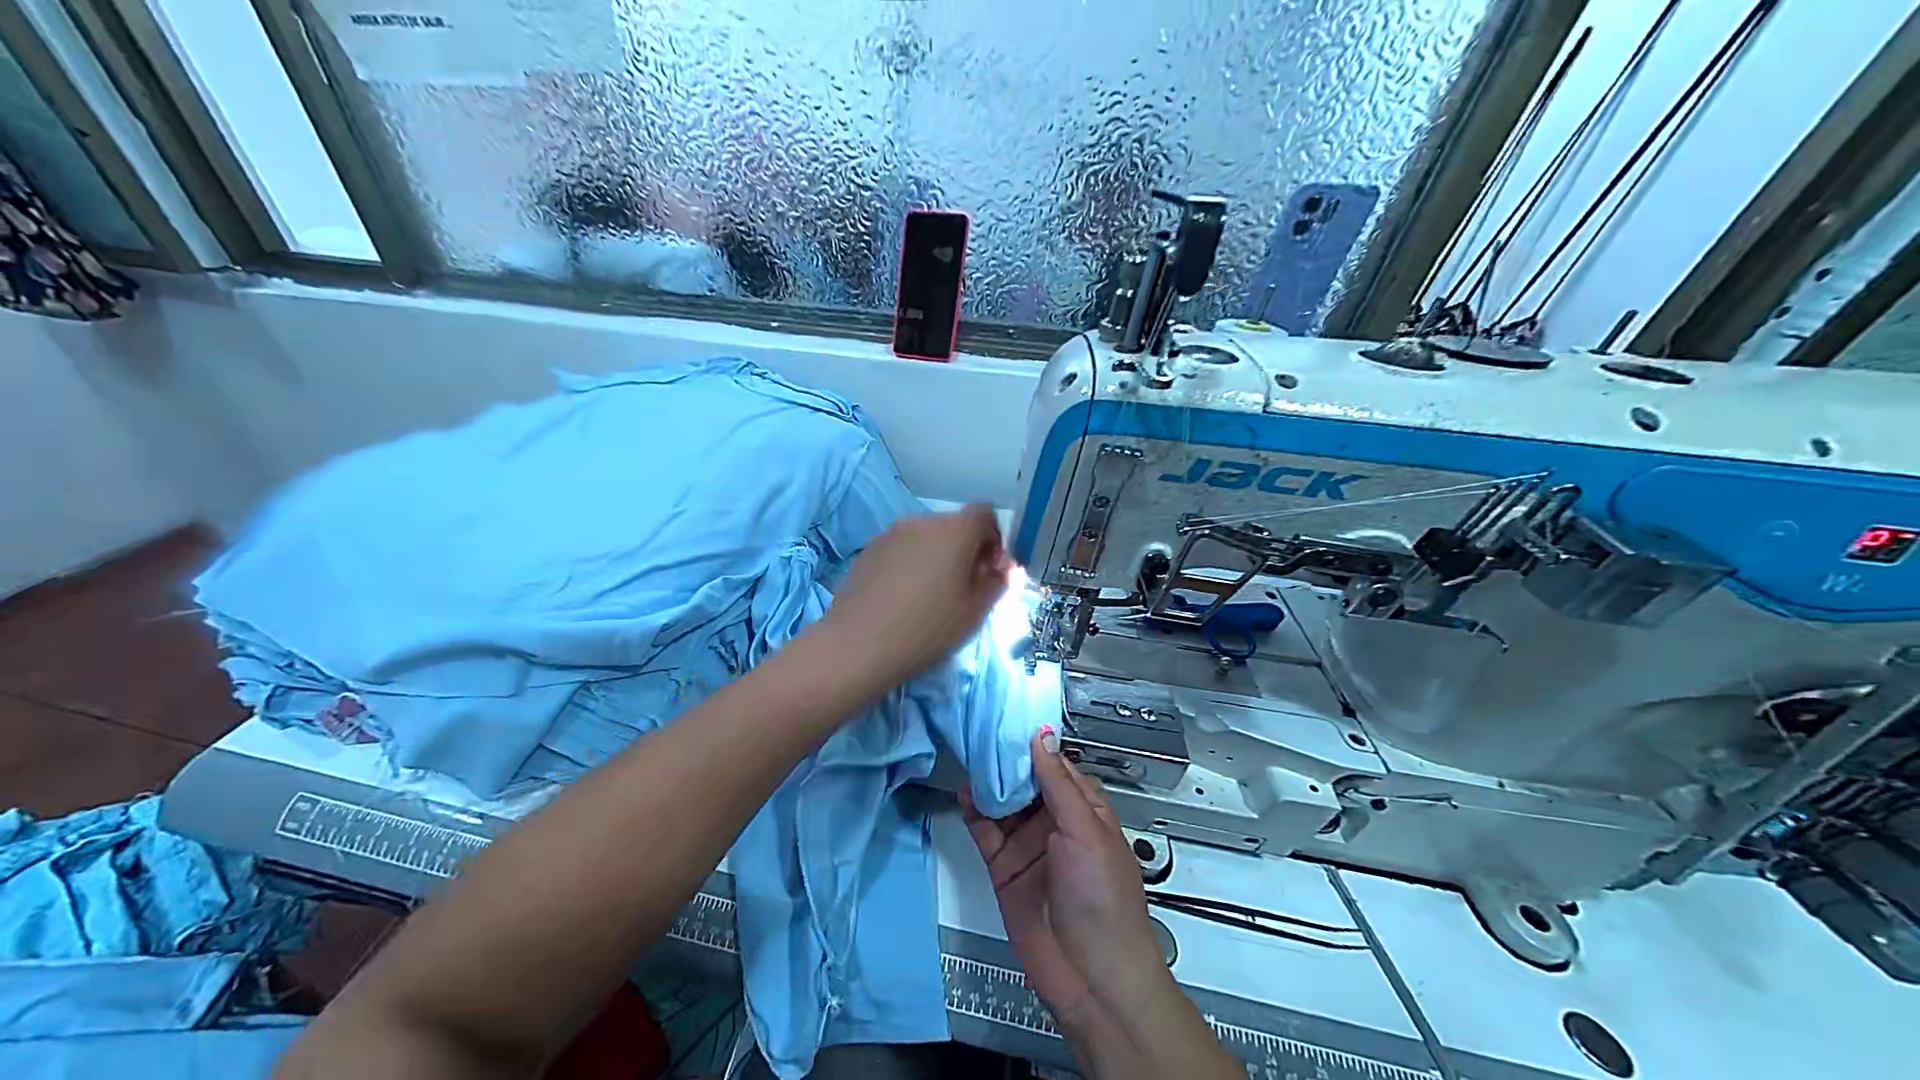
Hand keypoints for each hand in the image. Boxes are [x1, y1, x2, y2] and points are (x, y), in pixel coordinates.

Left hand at [818, 504, 1009, 690]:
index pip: (985, 513)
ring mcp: (891, 533)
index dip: (994, 538)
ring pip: (926, 537)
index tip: (989, 571)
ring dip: (936, 557)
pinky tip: (901, 597)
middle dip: (964, 550)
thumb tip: (1002, 568)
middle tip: (962, 588)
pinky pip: (901, 548)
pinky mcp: (868, 549)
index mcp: (955, 529)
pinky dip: (910, 563)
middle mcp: (923, 521)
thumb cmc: (927, 627)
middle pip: (954, 525)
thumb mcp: (974, 611)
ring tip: (928, 595)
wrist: (859, 644)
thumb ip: (997, 582)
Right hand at [965, 732, 1239, 1079]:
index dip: (1034, 745)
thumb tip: (1042, 737)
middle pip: (1026, 783)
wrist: (1090, 977)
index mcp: (1085, 811)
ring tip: (968, 756)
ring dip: (988, 783)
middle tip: (980, 731)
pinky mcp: (1005, 869)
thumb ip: (1059, 784)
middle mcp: (1056, 824)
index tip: (1010, 719)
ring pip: (1004, 804)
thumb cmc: (1104, 900)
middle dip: (1006, 761)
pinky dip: (975, 812)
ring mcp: (1029, 846)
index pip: (1056, 766)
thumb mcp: (1085, 831)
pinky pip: (986, 832)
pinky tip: (965, 793)